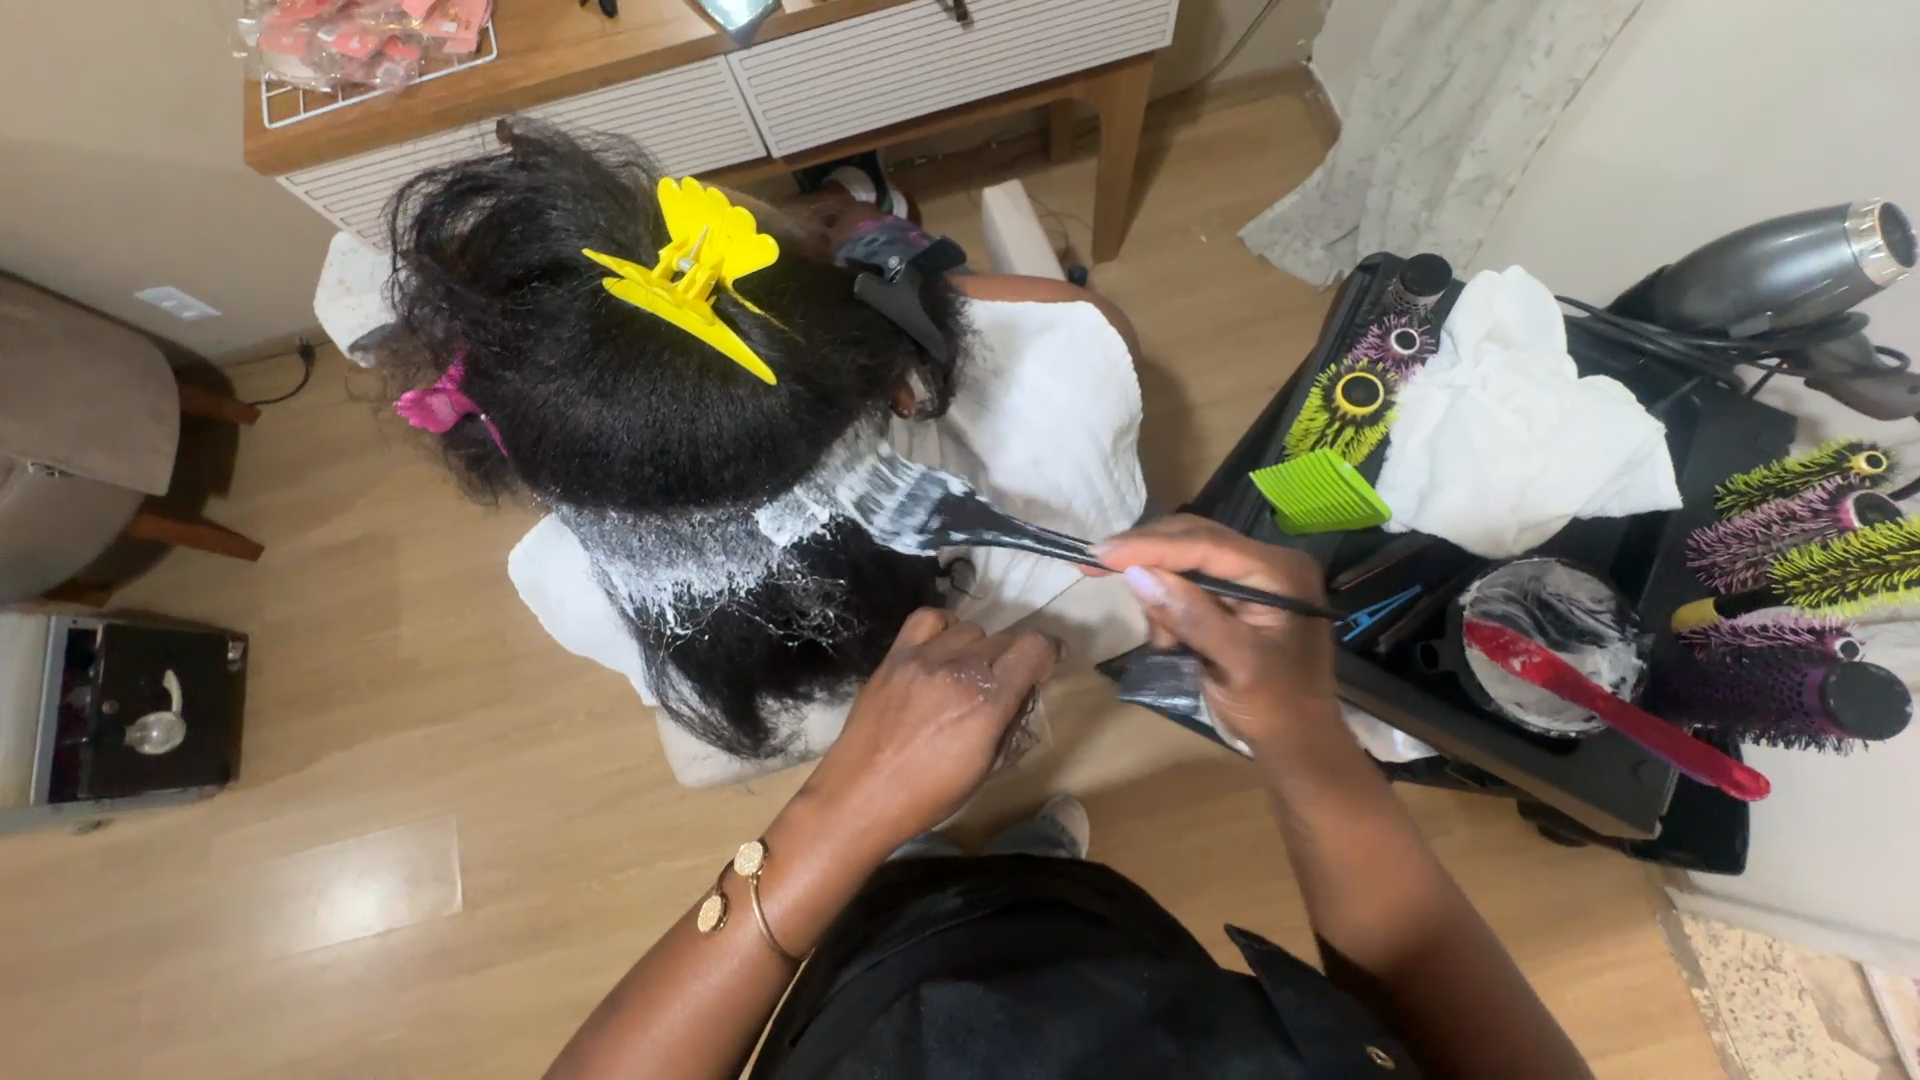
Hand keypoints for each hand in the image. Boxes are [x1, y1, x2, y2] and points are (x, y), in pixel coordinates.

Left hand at [802, 609, 1059, 853]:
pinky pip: (928, 619)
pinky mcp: (894, 656)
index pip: (1033, 647)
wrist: (860, 795)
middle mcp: (958, 670)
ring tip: (968, 672)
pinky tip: (942, 650)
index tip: (1050, 662)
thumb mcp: (985, 766)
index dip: (1050, 650)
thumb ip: (1008, 720)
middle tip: (1005, 682)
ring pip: (970, 629)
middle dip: (1015, 657)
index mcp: (987, 703)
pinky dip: (944, 628)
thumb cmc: (929, 794)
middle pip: (1004, 638)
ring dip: (979, 648)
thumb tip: (1019, 690)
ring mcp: (923, 658)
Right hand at [1091, 515, 1339, 753]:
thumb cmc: (1276, 708)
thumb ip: (1190, 616)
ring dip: (1159, 594)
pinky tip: (1173, 644)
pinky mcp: (1234, 594)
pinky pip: (1186, 583)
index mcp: (1279, 573)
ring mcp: (1250, 577)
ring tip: (1167, 645)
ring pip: (1182, 559)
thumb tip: (1136, 575)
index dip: (1148, 547)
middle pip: (1191, 539)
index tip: (1098, 553)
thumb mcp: (1236, 665)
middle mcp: (1266, 563)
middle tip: (1091, 563)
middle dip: (1144, 557)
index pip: (1205, 545)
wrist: (1299, 743)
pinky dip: (1166, 607)